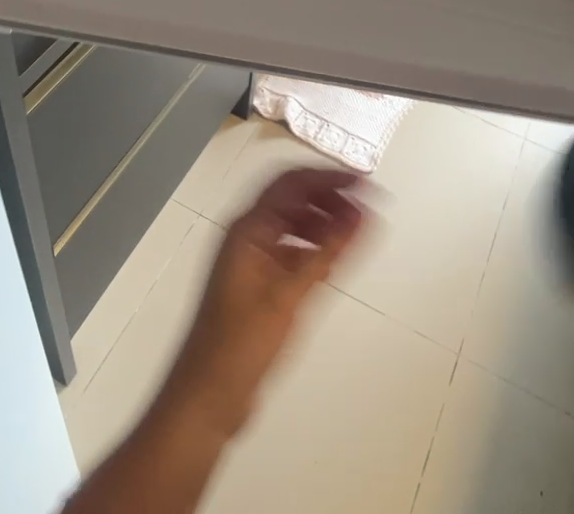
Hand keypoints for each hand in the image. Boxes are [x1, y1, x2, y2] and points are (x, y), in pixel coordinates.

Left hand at [158, 167, 365, 439]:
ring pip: (292, 225)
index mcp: (246, 229)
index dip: (329, 177)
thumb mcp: (289, 295)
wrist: (207, 396)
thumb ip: (329, 251)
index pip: (291, 183)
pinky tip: (335, 258)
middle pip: (292, 199)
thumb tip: (362, 213)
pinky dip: (315, 248)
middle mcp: (247, 237)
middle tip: (366, 205)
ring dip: (324, 221)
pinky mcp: (259, 284)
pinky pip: (291, 251)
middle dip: (329, 197)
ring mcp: (251, 260)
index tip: (365, 182)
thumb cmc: (240, 344)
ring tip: (357, 230)